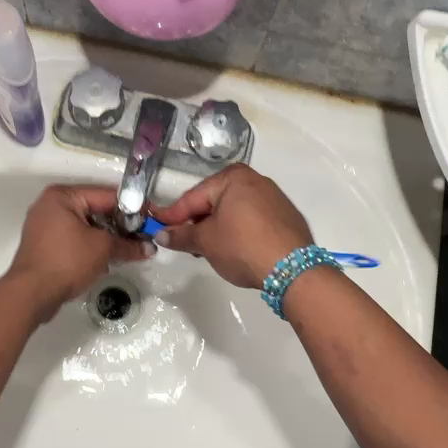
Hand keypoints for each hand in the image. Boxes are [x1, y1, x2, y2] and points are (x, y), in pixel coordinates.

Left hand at [3, 185, 152, 319]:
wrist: (31, 294)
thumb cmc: (66, 261)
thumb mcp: (103, 249)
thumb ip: (128, 245)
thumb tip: (150, 248)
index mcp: (62, 196)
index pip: (105, 195)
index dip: (131, 208)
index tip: (150, 219)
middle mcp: (51, 205)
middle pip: (95, 210)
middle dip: (119, 226)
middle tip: (142, 237)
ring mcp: (45, 226)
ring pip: (85, 226)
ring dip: (106, 238)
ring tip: (128, 250)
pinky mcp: (44, 245)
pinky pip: (74, 239)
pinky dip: (90, 246)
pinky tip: (107, 260)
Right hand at [149, 165, 313, 288]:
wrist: (293, 270)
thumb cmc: (242, 247)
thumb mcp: (206, 242)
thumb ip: (181, 236)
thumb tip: (161, 235)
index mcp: (233, 177)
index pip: (193, 197)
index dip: (171, 215)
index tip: (155, 225)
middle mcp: (255, 180)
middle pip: (213, 202)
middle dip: (197, 222)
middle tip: (183, 242)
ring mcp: (273, 197)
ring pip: (233, 211)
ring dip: (217, 228)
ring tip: (207, 250)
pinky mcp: (284, 216)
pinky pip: (251, 219)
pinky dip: (238, 231)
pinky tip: (234, 250)